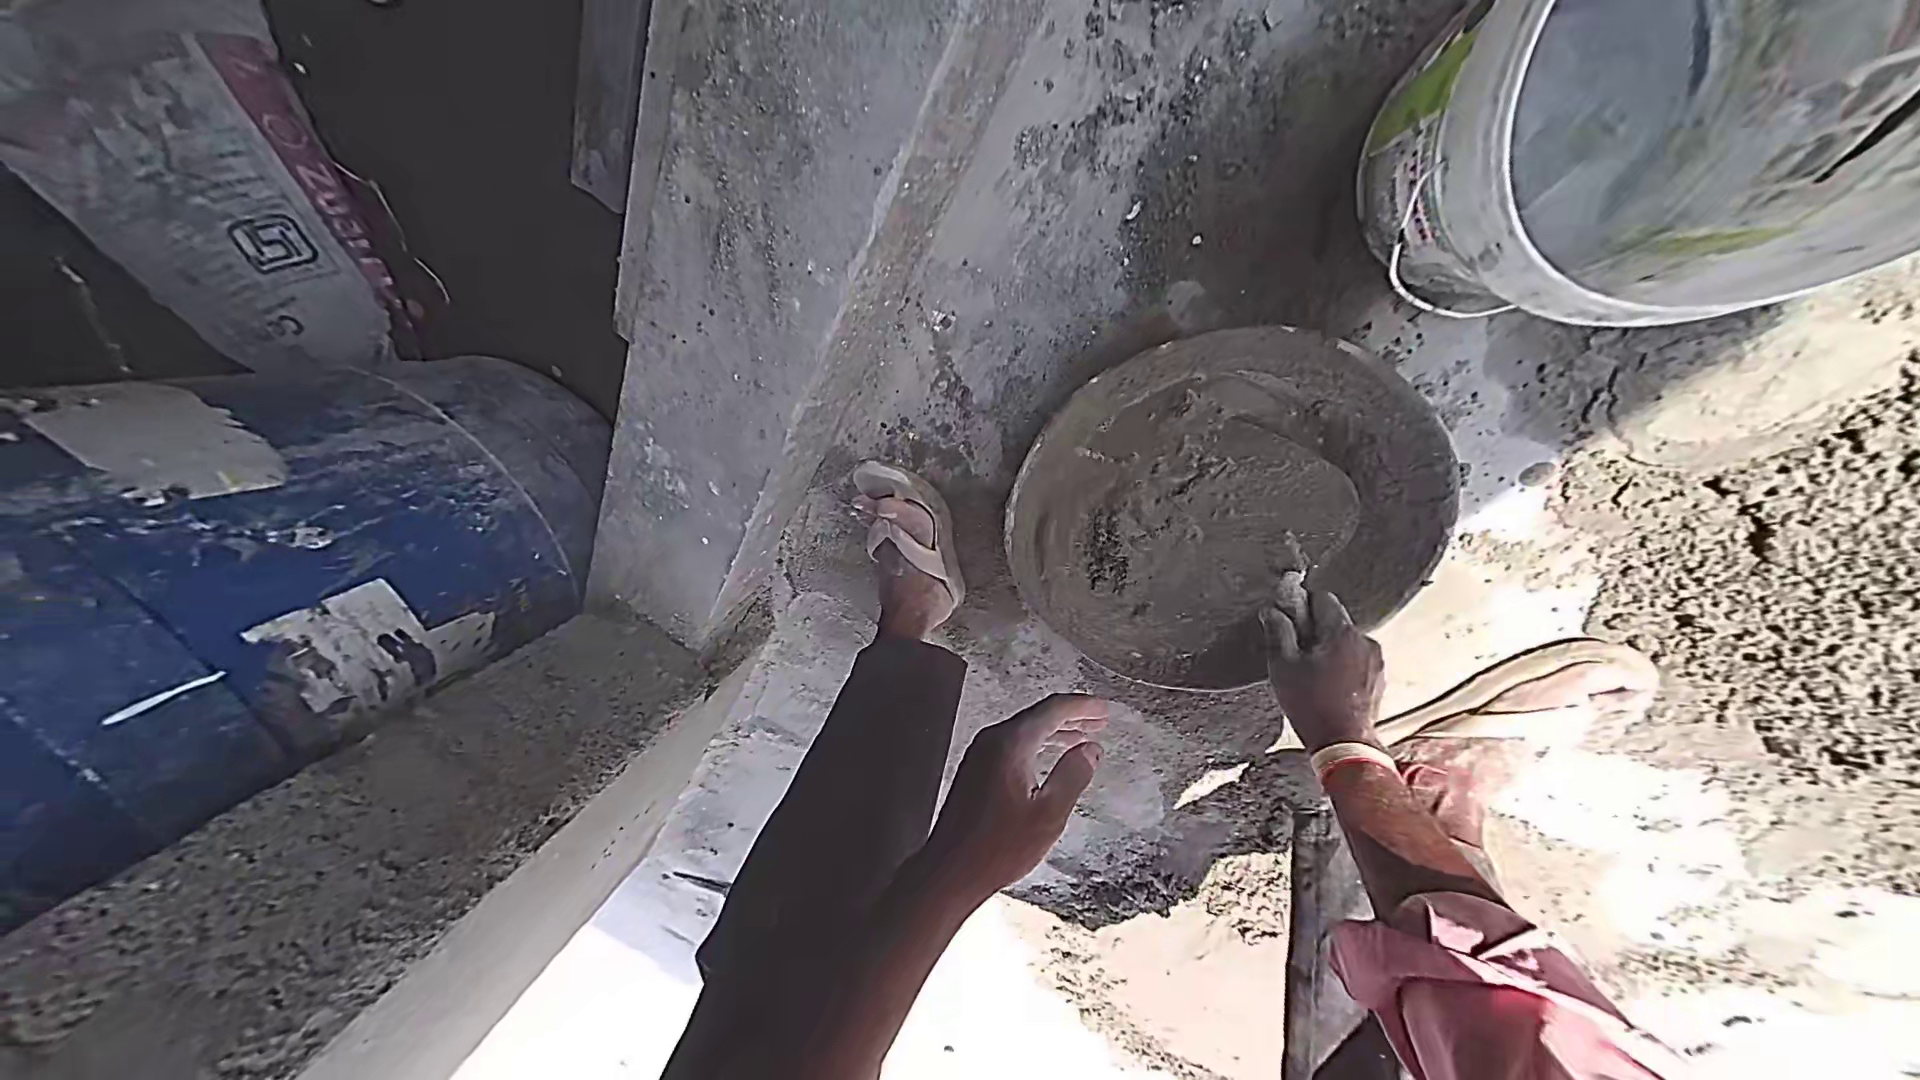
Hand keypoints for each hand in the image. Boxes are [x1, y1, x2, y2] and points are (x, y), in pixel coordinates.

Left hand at [922, 694, 1107, 899]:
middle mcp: (992, 741)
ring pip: (1025, 730)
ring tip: (1082, 736)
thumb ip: (1072, 775)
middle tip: (1099, 718)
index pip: (1052, 710)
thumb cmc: (997, 848)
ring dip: (1056, 730)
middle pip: (1038, 716)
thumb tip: (1090, 750)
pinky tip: (1050, 756)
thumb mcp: (1048, 814)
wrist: (951, 870)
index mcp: (1010, 744)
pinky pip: (1013, 744)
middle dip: (1072, 715)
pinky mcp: (976, 769)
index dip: (1082, 706)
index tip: (1102, 708)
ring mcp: (981, 753)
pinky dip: (1038, 744)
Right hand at [1261, 570, 1384, 752]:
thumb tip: (1272, 610)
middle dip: (1312, 629)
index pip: (1322, 598)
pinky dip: (1340, 664)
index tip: (1286, 620)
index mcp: (1342, 633)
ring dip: (1327, 648)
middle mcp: (1365, 641)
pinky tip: (1325, 684)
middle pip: (1334, 620)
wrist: (1344, 744)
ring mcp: (1375, 661)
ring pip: (1344, 640)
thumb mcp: (1282, 664)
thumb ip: (1277, 631)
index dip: (1300, 604)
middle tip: (1292, 651)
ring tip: (1308, 672)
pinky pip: (1355, 659)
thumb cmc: (1311, 704)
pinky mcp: (1378, 679)